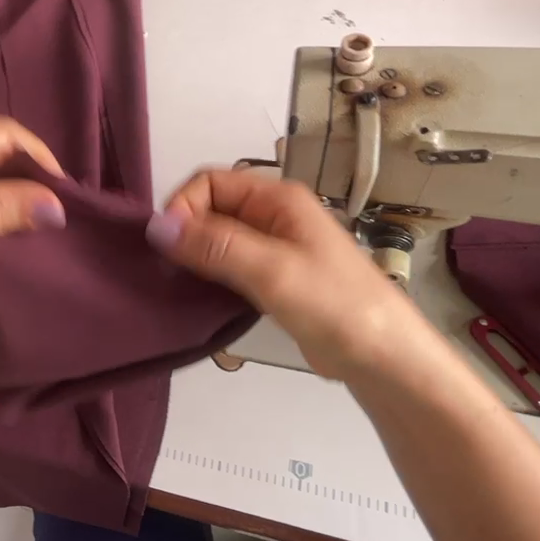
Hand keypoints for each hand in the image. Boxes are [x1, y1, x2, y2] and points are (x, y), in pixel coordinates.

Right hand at [146, 169, 428, 379]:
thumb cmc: (336, 306)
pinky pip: (227, 263)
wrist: (384, 359)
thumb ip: (214, 245)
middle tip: (168, 267)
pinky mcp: (271, 277)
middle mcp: (273, 215)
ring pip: (216, 237)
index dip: (183, 206)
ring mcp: (272, 247)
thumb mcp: (271, 270)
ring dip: (194, 254)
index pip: (210, 181)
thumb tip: (155, 225)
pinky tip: (198, 294)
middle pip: (211, 207)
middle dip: (185, 230)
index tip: (167, 244)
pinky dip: (208, 274)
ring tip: (178, 282)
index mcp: (278, 198)